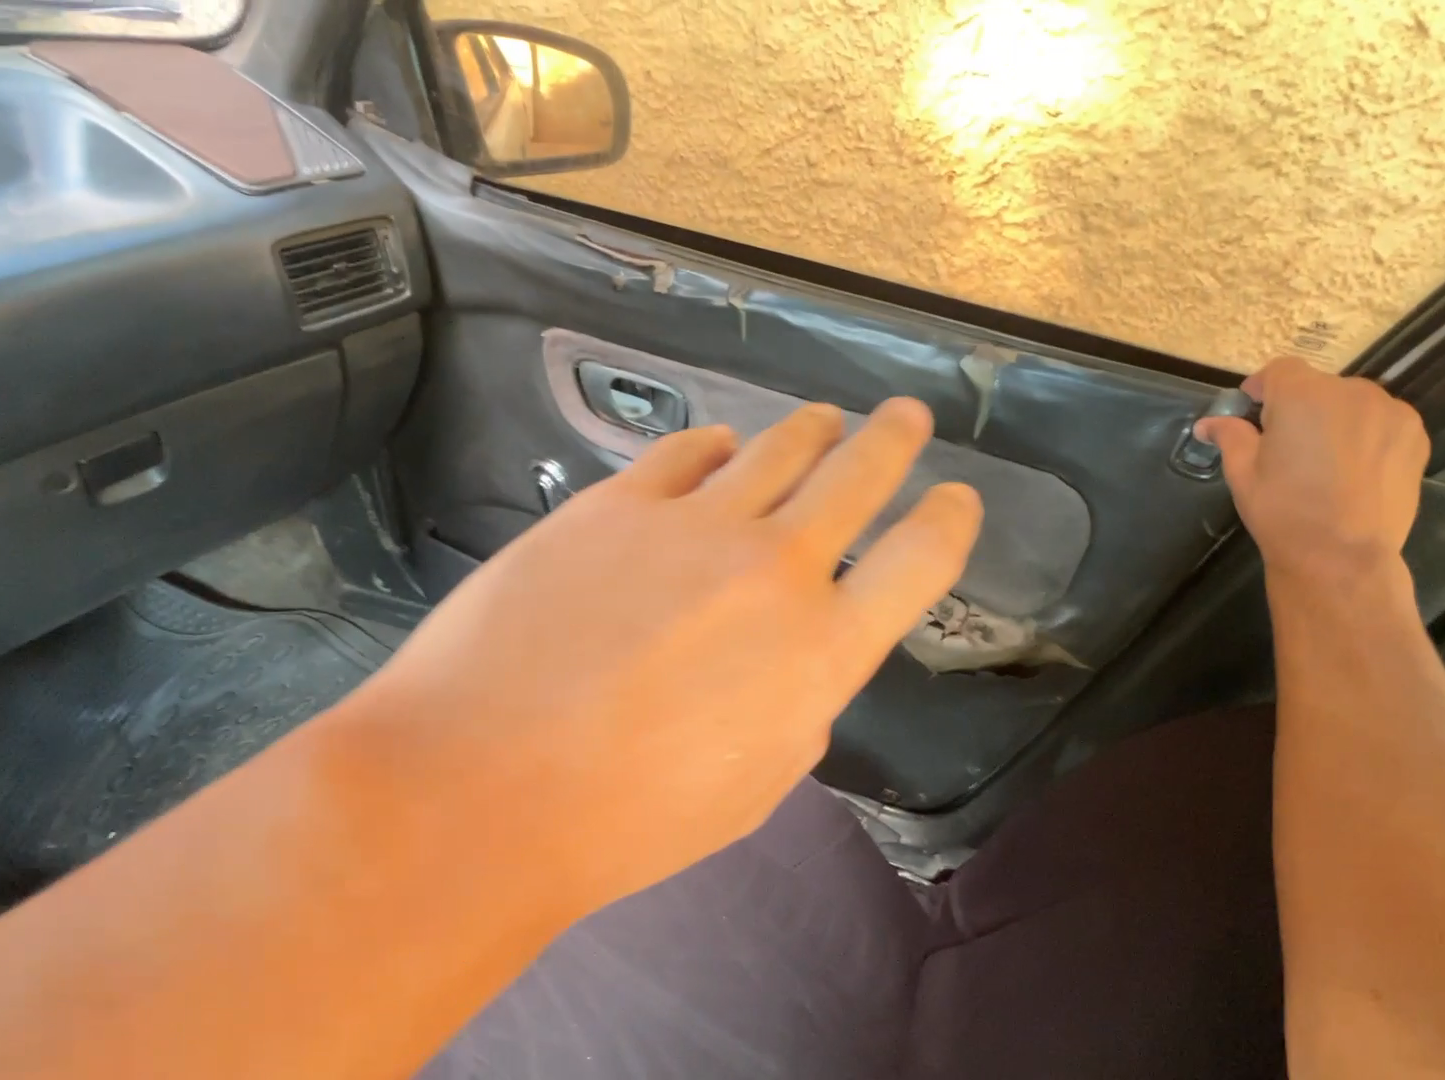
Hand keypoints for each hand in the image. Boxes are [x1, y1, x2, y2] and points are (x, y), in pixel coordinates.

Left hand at [348, 398, 980, 911]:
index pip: (918, 563)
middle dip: (892, 442)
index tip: (958, 497)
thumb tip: (796, 666)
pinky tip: (718, 443)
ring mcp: (692, 524)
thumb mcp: (753, 786)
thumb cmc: (628, 817)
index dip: (949, 522)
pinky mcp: (615, 503)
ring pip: (775, 450)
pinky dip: (712, 444)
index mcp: (822, 649)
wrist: (485, 782)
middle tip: (906, 416)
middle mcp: (775, 569)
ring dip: (810, 430)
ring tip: (823, 418)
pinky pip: (682, 453)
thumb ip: (797, 710)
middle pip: (856, 478)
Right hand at [1194, 357, 1428, 586]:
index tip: (1251, 411)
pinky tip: (1351, 468)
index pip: (1279, 370)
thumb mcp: (1242, 473)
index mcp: (1302, 396)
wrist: (1342, 554)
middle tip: (1284, 443)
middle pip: (1317, 386)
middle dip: (1298, 406)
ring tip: (1322, 458)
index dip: (1261, 387)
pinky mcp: (1415, 435)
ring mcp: (1390, 412)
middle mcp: (1351, 392)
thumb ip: (1230, 436)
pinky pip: (1380, 420)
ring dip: (1333, 418)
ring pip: (1351, 402)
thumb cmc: (1282, 510)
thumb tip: (1208, 424)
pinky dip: (1364, 432)